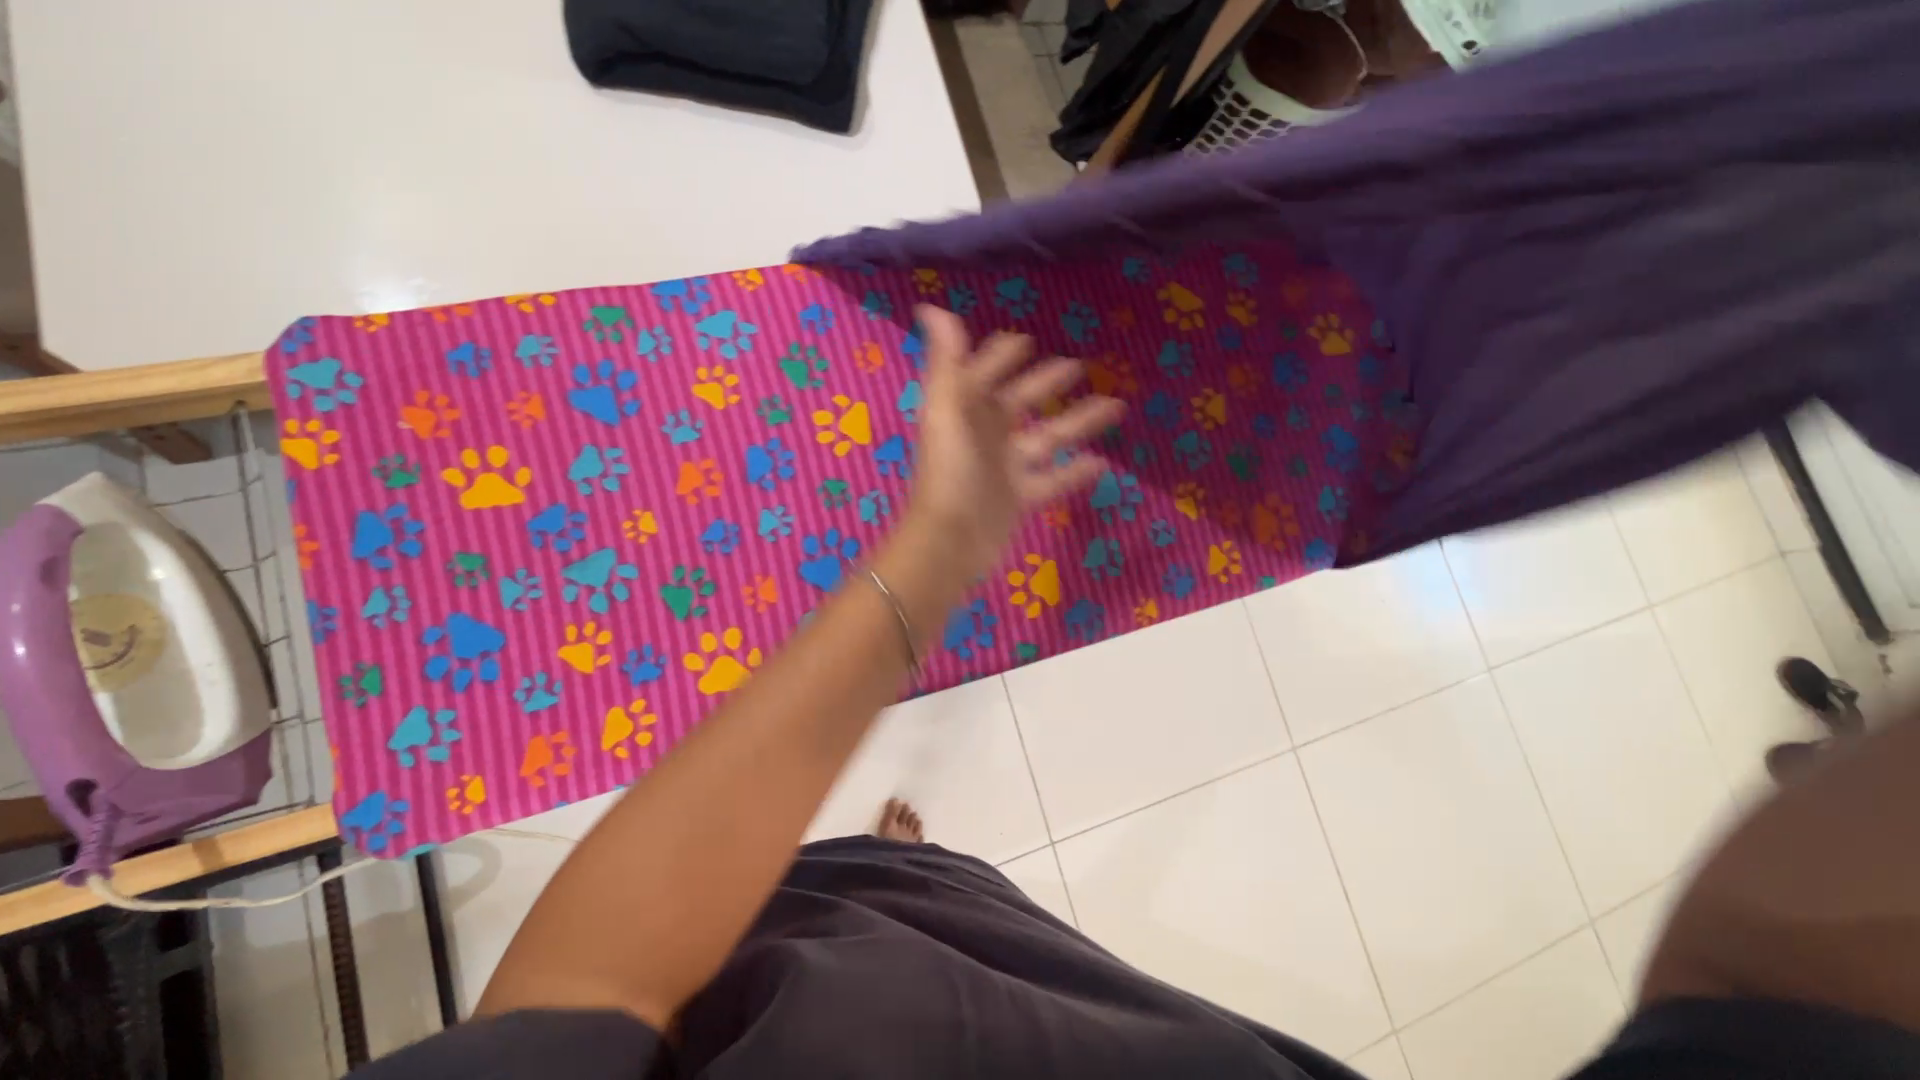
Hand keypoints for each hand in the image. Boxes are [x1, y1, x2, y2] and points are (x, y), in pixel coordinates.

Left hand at [904, 304, 1125, 582]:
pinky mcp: (1020, 497)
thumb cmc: (948, 471)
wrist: (950, 541)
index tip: (1025, 339)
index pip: (983, 373)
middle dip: (1045, 383)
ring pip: (1047, 438)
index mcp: (965, 409)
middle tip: (1077, 366)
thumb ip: (946, 362)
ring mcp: (1004, 467)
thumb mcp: (945, 410)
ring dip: (1078, 422)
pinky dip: (1075, 472)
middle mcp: (985, 434)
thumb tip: (930, 308)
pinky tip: (1103, 462)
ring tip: (1115, 404)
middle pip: (1019, 402)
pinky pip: (1054, 479)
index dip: (1000, 355)